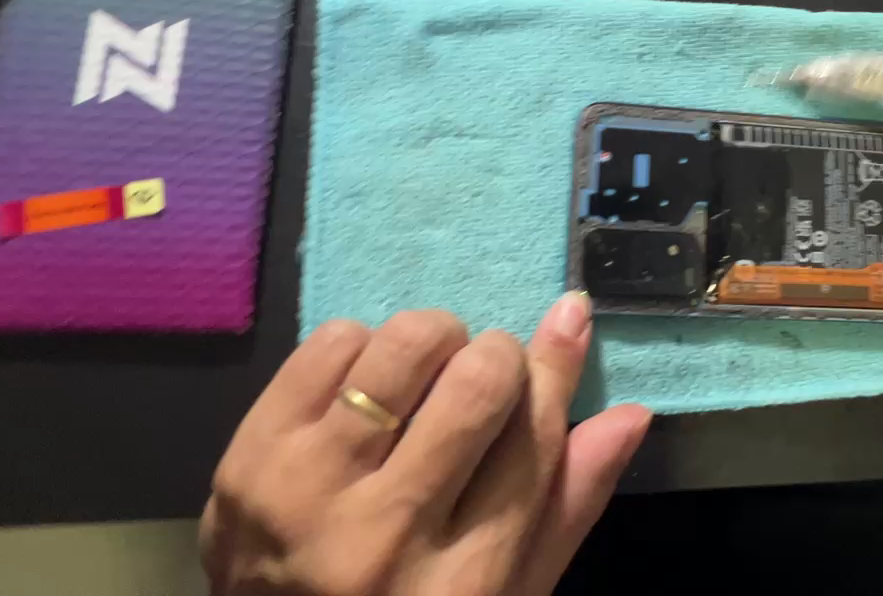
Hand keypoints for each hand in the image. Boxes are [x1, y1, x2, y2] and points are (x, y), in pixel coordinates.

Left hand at [201, 294, 650, 595]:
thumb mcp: (507, 590)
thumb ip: (572, 501)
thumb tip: (634, 412)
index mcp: (462, 587)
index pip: (533, 437)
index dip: (555, 364)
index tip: (568, 315)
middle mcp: (383, 540)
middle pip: (476, 383)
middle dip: (495, 356)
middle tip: (483, 374)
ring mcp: (304, 494)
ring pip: (405, 346)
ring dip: (434, 340)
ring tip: (424, 378)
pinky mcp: (249, 455)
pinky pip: (334, 340)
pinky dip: (365, 344)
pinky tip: (366, 390)